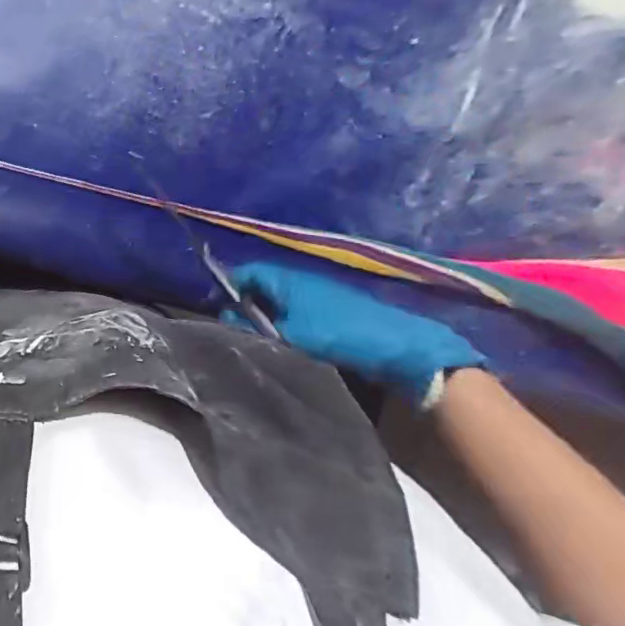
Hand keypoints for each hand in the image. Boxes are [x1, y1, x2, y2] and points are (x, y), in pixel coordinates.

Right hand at [224, 263, 484, 405]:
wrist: (405, 352)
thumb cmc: (341, 335)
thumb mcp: (289, 333)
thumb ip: (253, 325)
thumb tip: (225, 319)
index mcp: (287, 277)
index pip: (245, 273)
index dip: (228, 289)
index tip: (219, 312)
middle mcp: (301, 280)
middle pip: (261, 288)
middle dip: (245, 306)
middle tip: (235, 332)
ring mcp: (320, 295)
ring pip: (279, 302)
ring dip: (266, 319)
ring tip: (258, 342)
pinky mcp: (334, 312)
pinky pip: (297, 313)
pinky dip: (286, 325)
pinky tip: (285, 346)